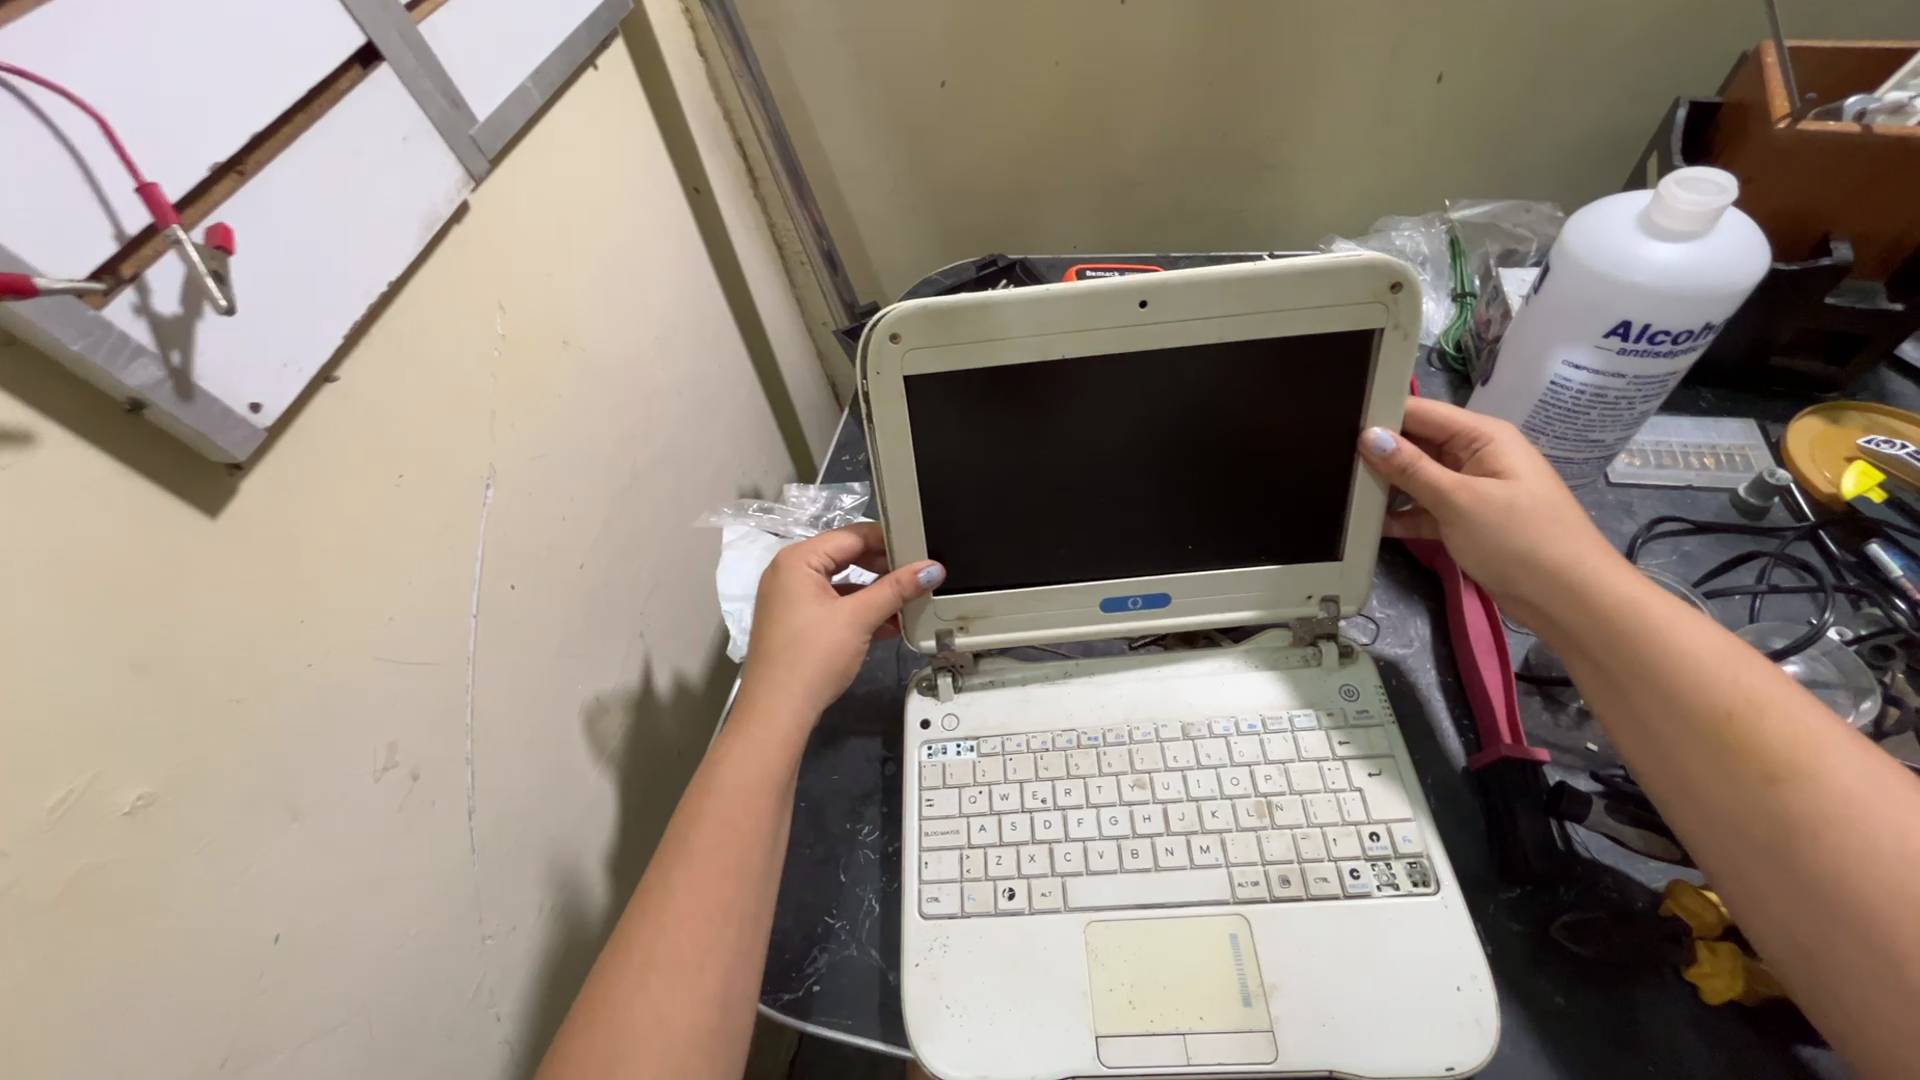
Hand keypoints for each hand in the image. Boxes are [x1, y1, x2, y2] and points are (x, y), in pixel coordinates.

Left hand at [736, 523, 944, 724]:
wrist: (777, 712)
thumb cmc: (812, 656)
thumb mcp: (859, 618)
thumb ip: (897, 589)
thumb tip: (932, 569)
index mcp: (797, 560)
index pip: (851, 536)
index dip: (888, 539)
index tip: (920, 547)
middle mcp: (789, 573)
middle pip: (846, 558)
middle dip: (883, 568)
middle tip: (918, 574)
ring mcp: (791, 600)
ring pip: (842, 584)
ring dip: (875, 593)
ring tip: (908, 599)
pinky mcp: (797, 624)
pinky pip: (834, 606)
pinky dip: (860, 611)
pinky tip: (889, 624)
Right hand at [1357, 397, 1627, 630]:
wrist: (1567, 598)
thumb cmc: (1520, 540)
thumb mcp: (1459, 501)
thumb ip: (1411, 468)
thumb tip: (1368, 436)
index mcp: (1482, 437)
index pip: (1421, 412)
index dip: (1380, 414)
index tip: (1334, 422)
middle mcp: (1474, 455)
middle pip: (1415, 443)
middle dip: (1376, 451)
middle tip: (1326, 458)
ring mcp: (1468, 489)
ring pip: (1415, 477)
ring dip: (1383, 485)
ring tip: (1337, 488)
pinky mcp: (1462, 519)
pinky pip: (1421, 508)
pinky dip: (1397, 515)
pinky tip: (1364, 524)